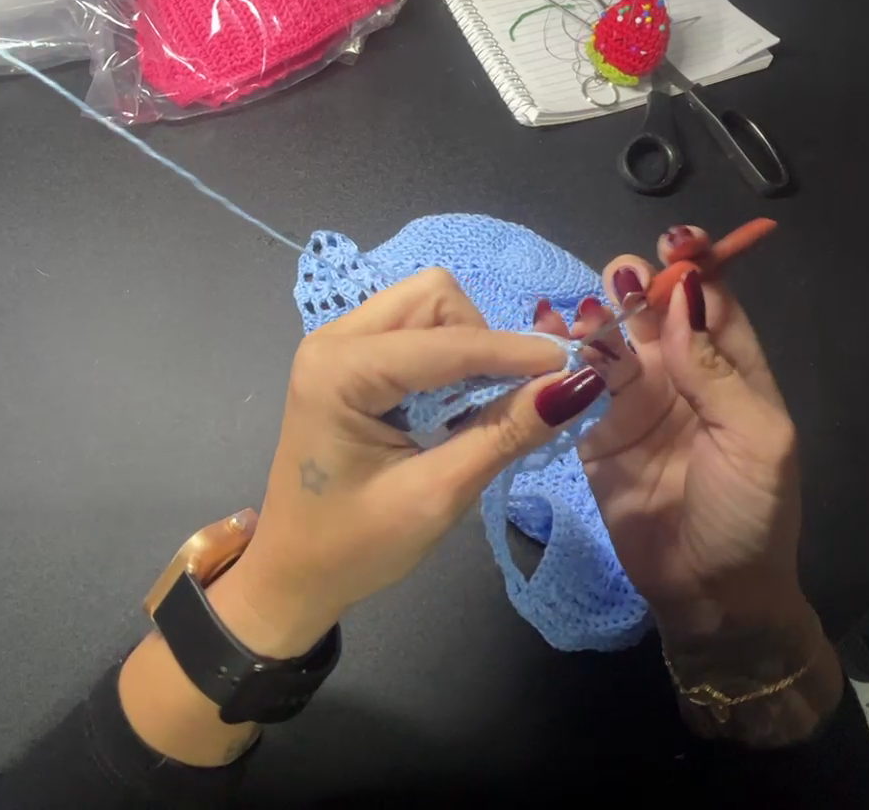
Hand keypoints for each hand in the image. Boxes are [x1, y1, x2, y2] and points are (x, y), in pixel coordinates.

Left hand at [213, 267, 605, 658]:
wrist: (293, 572)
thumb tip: (575, 385)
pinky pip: (413, 326)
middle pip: (434, 297)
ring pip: (426, 304)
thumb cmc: (354, 546)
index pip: (446, 342)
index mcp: (339, 371)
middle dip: (481, 339)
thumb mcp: (436, 496)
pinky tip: (452, 400)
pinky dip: (447, 353)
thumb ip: (504, 434)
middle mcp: (333, 339)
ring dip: (466, 344)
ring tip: (474, 405)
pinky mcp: (348, 355)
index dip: (513, 352)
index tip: (573, 368)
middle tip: (502, 399)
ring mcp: (336, 342)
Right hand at [534, 226, 841, 745]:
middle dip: (639, 286)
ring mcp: (635, 399)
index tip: (675, 240)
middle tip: (621, 279)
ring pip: (612, 338)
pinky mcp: (595, 426)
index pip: (712, 303)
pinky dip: (563, 352)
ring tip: (583, 310)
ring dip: (598, 315)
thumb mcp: (755, 441)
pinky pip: (578, 379)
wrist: (707, 593)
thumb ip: (716, 370)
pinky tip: (548, 330)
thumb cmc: (749, 515)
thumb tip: (682, 294)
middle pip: (655, 312)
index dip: (696, 268)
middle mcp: (680, 374)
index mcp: (731, 371)